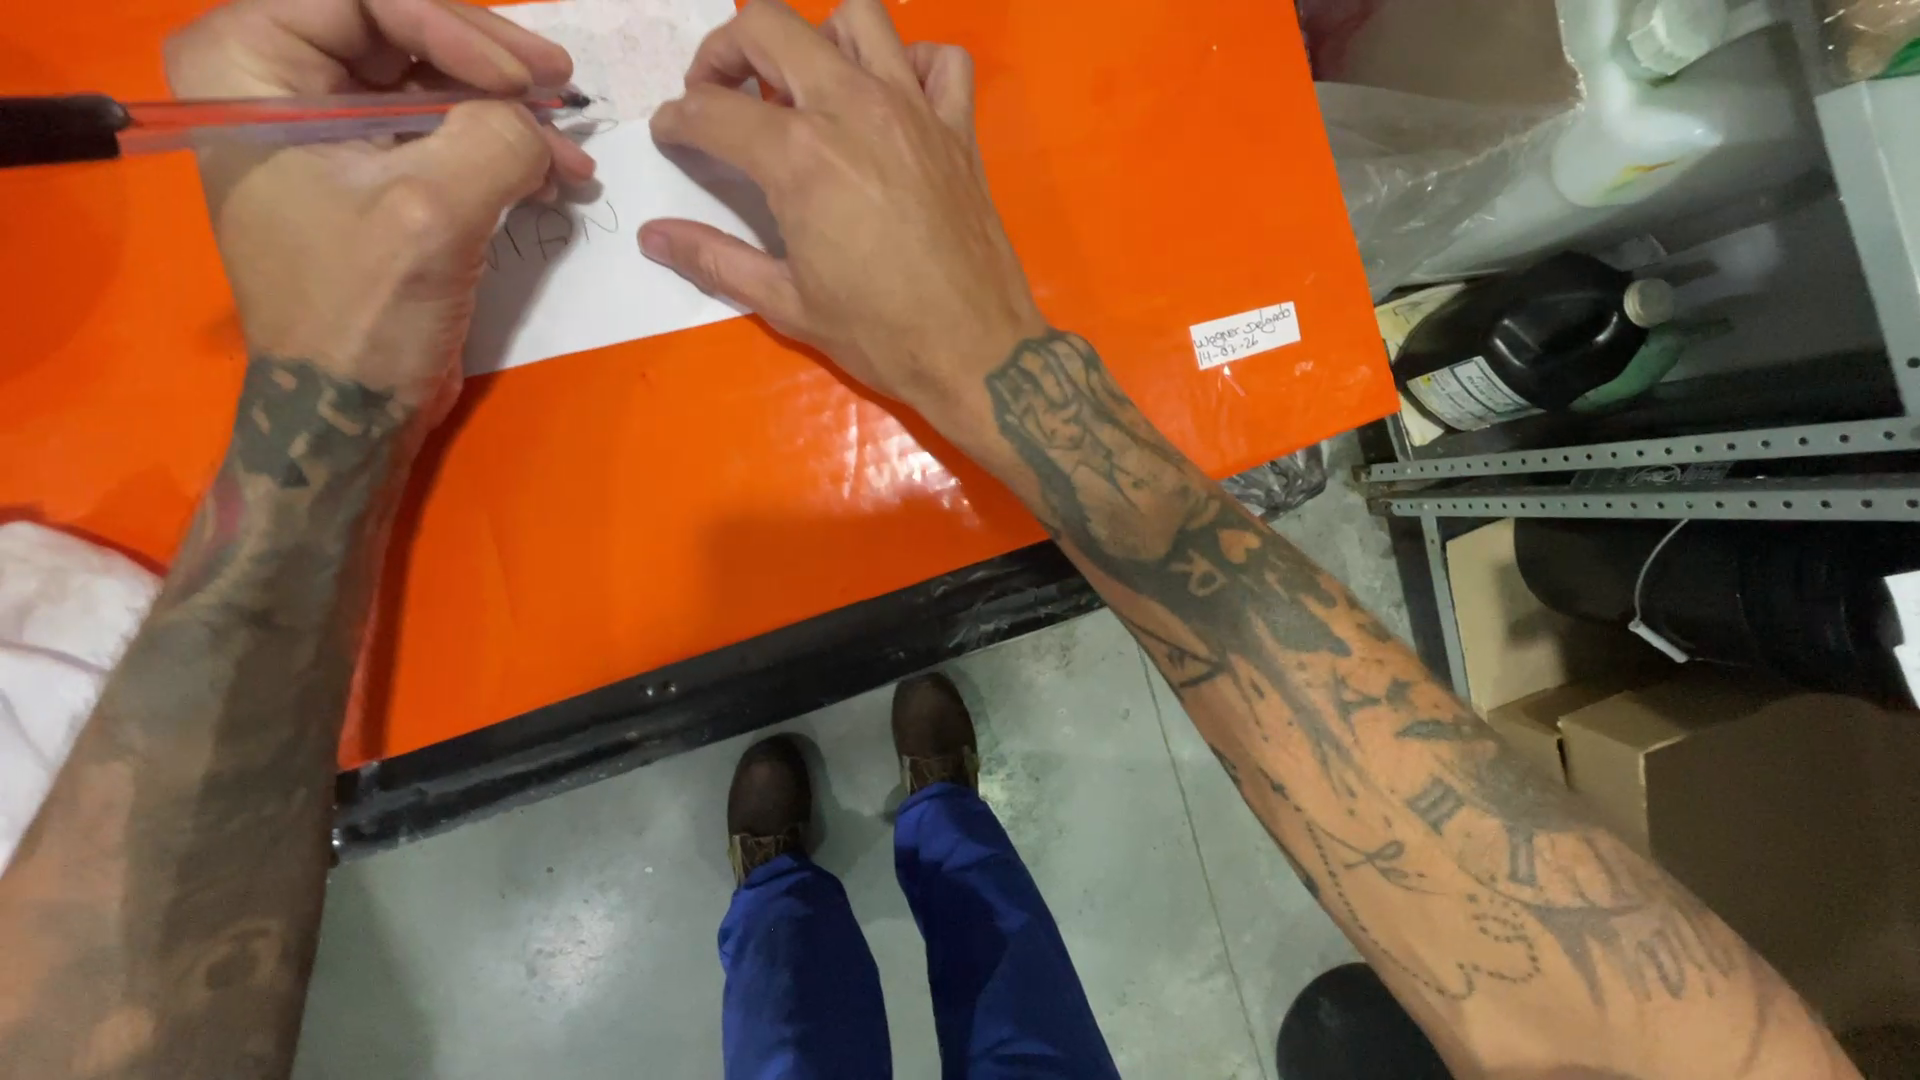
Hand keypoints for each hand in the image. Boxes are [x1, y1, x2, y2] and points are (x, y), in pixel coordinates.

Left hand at [167, 0, 596, 416]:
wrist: (354, 402)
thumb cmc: (364, 309)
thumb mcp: (432, 213)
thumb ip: (493, 142)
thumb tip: (539, 123)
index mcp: (250, 67)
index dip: (450, 27)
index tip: (523, 81)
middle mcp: (284, 84)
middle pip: (397, 30)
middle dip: (488, 62)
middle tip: (563, 84)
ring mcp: (335, 134)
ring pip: (432, 84)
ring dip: (509, 113)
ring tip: (572, 148)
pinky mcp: (380, 180)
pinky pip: (446, 136)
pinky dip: (505, 150)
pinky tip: (555, 174)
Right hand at [643, 0, 1044, 419]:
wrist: (975, 353)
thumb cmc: (881, 336)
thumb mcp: (788, 304)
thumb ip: (716, 260)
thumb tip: (654, 236)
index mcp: (801, 157)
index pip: (714, 110)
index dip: (678, 120)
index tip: (673, 135)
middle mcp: (854, 110)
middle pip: (771, 28)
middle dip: (727, 52)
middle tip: (720, 95)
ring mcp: (913, 112)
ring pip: (857, 20)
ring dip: (818, 40)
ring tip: (806, 88)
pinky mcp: (958, 130)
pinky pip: (941, 62)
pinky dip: (912, 65)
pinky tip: (892, 101)